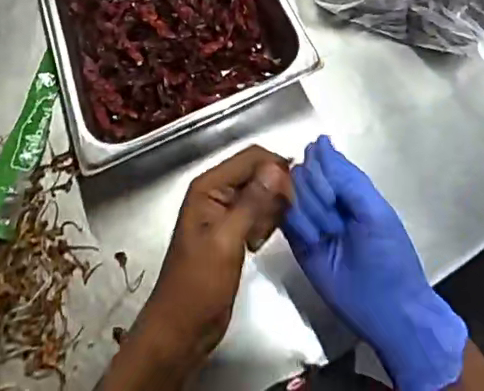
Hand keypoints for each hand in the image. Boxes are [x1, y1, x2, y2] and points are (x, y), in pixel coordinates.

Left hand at [100, 146, 292, 390]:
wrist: (183, 325)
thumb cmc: (199, 283)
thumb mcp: (226, 241)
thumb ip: (251, 203)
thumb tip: (275, 168)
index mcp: (208, 185)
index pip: (249, 158)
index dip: (276, 167)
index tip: (301, 192)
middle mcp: (216, 192)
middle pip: (255, 173)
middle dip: (277, 188)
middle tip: (292, 215)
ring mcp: (224, 212)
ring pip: (259, 194)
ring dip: (273, 207)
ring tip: (275, 230)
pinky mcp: (232, 232)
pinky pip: (256, 215)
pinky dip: (267, 222)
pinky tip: (264, 239)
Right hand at [282, 137, 467, 390]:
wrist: (387, 309)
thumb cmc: (390, 257)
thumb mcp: (374, 210)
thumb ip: (346, 175)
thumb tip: (321, 139)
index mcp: (346, 185)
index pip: (317, 157)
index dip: (320, 171)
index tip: (334, 195)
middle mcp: (323, 196)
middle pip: (299, 172)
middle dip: (315, 195)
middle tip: (338, 222)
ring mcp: (307, 215)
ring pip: (287, 191)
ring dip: (309, 213)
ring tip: (330, 235)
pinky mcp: (294, 237)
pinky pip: (280, 214)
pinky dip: (296, 224)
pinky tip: (313, 240)